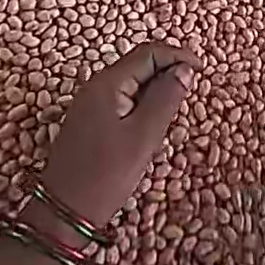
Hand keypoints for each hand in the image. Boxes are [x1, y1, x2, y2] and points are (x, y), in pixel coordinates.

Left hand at [36, 42, 196, 234]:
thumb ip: (165, 99)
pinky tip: (154, 122)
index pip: (147, 53)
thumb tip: (184, 69)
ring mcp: (91, 103)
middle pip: (138, 64)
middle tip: (193, 87)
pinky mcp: (91, 120)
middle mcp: (96, 86)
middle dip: (168, 69)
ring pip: (132, 83)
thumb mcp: (143, 136)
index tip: (201, 68)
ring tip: (179, 104)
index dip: (177, 55)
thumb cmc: (105, 175)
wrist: (63, 212)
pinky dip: (143, 103)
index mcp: (107, 83)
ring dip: (157, 87)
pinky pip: (123, 100)